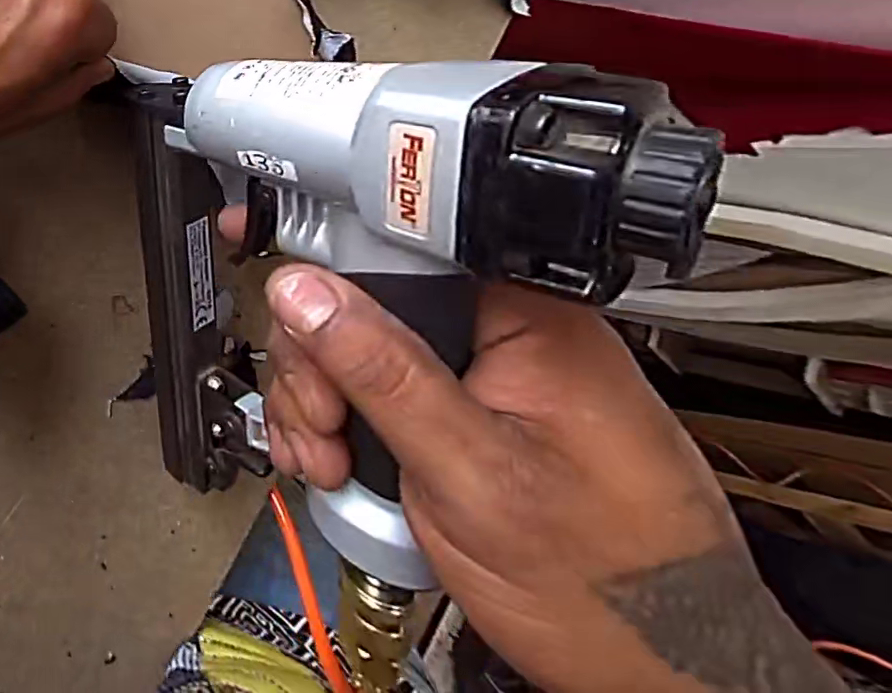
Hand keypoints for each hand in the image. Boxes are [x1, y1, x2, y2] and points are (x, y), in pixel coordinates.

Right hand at [220, 210, 843, 692]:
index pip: (392, 251)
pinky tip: (332, 460)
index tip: (258, 259)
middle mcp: (486, 333)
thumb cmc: (606, 585)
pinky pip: (347, 387)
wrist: (645, 670)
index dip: (317, 261)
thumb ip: (382, 372)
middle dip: (312, 366)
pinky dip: (320, 423)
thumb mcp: (475, 473)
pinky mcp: (432, 404)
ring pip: (334, 347)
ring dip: (310, 404)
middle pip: (347, 302)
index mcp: (521, 321)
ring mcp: (456, 370)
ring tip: (330, 460)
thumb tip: (302, 289)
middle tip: (323, 422)